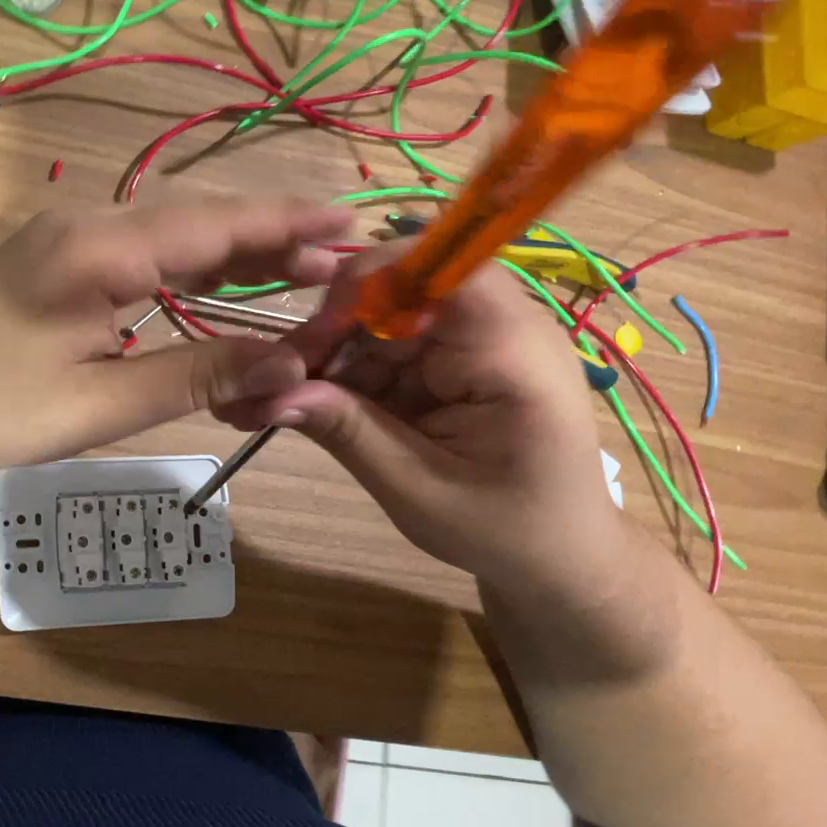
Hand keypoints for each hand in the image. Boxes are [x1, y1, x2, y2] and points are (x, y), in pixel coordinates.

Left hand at [0, 199, 353, 482]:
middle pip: (194, 219)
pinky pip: (137, 248)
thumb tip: (291, 362)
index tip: (352, 224)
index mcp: (95, 250)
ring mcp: (64, 236)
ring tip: (301, 266)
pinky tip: (224, 279)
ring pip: (167, 230)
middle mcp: (82, 222)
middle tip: (341, 257)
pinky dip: (187, 264)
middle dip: (269, 235)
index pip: (210, 226)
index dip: (286, 224)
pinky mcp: (54, 257)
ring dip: (231, 248)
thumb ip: (199, 375)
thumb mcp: (103, 404)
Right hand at [215, 243, 626, 598]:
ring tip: (282, 400)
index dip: (367, 285)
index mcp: (512, 355)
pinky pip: (391, 347)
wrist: (557, 553)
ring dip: (332, 357)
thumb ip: (347, 431)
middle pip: (399, 293)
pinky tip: (317, 404)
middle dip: (333, 332)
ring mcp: (478, 341)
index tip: (310, 339)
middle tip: (276, 383)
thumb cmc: (502, 530)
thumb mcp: (415, 489)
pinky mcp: (458, 358)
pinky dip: (351, 374)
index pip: (439, 272)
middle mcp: (500, 329)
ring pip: (384, 320)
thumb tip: (269, 393)